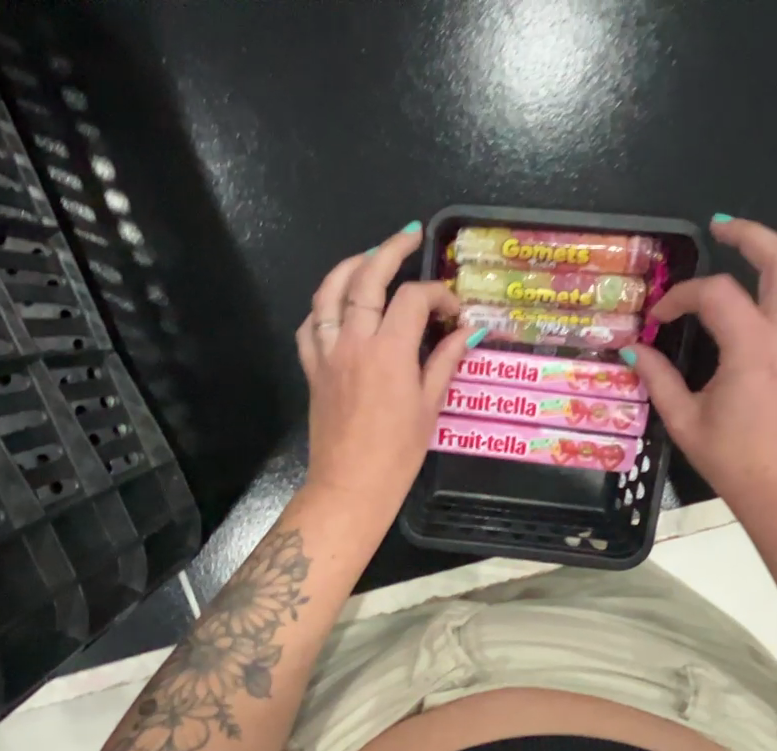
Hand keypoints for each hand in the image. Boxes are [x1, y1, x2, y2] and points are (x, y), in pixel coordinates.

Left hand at [295, 222, 473, 518]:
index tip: (454, 311)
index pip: (413, 298)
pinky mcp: (312, 370)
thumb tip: (467, 332)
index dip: (438, 295)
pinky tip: (336, 306)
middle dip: (389, 250)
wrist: (350, 486)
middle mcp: (354, 341)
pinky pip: (309, 327)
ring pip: (328, 294)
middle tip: (408, 238)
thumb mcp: (429, 406)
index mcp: (389, 350)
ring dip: (348, 268)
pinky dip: (322, 308)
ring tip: (367, 258)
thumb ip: (445, 361)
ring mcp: (327, 354)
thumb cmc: (397, 453)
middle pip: (366, 278)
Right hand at [622, 217, 776, 508]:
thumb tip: (633, 350)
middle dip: (749, 235)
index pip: (715, 293)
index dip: (681, 296)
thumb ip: (658, 379)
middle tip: (721, 228)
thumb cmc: (735, 460)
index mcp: (752, 348)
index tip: (658, 318)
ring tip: (760, 244)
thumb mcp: (684, 421)